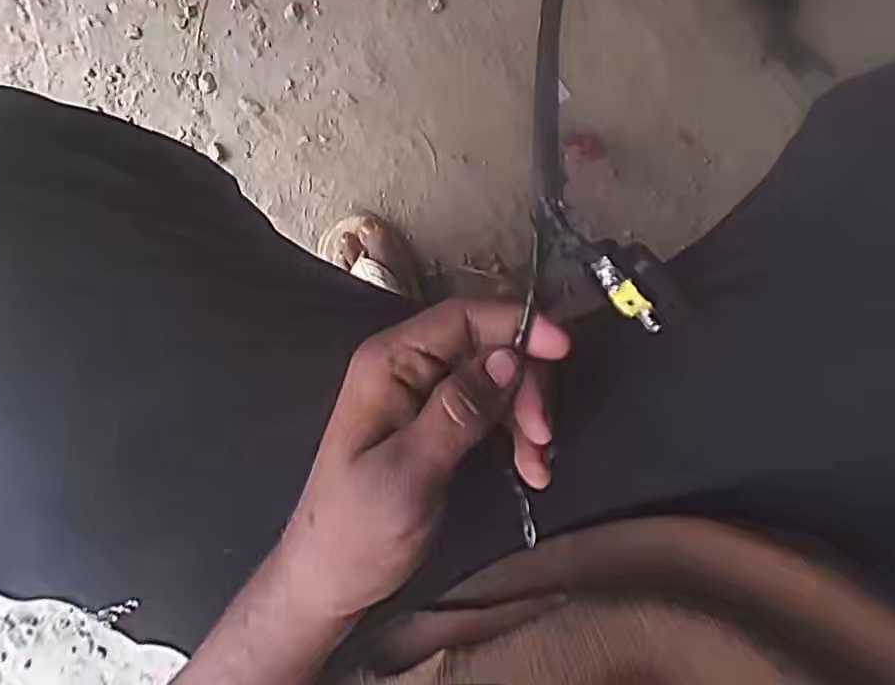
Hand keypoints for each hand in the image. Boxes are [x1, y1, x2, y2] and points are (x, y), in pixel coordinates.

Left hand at [273, 299, 570, 622]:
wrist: (331, 578)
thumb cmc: (357, 527)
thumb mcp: (409, 471)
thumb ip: (458, 409)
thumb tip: (508, 356)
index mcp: (390, 360)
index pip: (461, 317)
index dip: (515, 322)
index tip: (563, 346)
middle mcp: (410, 365)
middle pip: (487, 346)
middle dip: (524, 384)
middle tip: (542, 435)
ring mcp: (426, 392)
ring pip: (497, 377)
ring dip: (525, 415)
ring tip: (536, 465)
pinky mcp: (442, 420)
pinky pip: (492, 408)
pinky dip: (517, 434)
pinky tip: (530, 469)